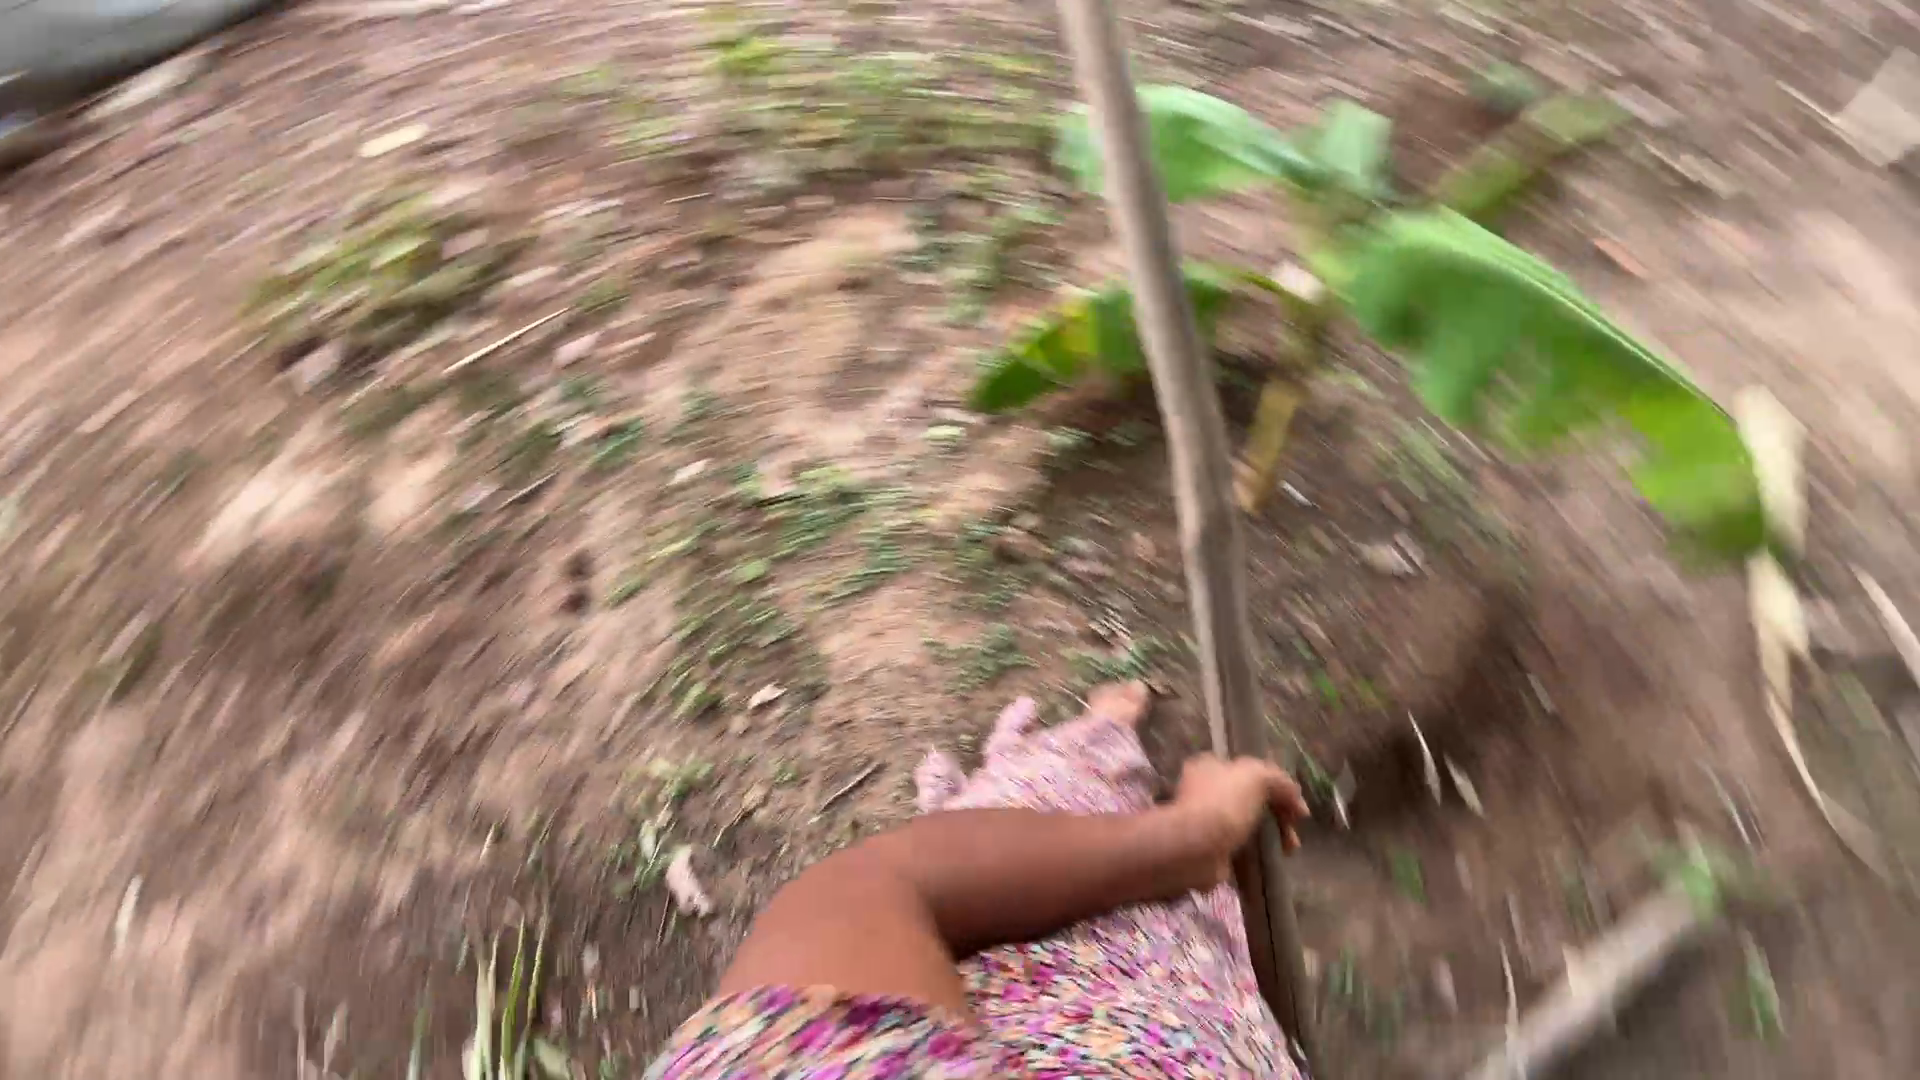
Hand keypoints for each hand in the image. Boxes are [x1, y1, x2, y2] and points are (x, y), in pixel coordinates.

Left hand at [1170, 755, 1309, 888]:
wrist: (1196, 847)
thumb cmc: (1224, 803)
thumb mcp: (1256, 776)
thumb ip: (1278, 779)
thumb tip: (1294, 796)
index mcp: (1209, 766)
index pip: (1248, 771)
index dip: (1275, 786)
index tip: (1295, 805)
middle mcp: (1205, 790)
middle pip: (1252, 800)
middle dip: (1279, 815)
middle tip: (1293, 831)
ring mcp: (1207, 820)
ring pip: (1249, 826)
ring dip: (1273, 837)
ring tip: (1288, 849)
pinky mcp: (1212, 848)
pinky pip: (1242, 848)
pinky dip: (1259, 854)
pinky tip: (1272, 860)